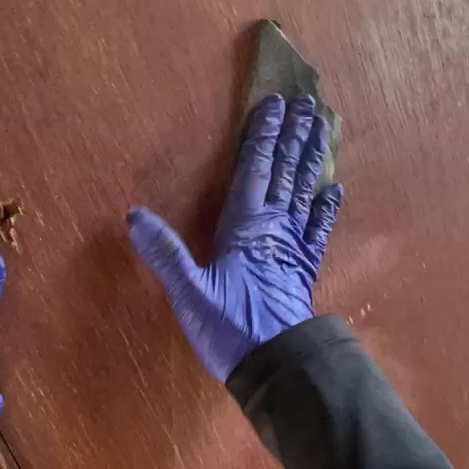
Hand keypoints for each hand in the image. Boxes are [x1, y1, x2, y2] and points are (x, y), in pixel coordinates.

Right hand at [127, 94, 344, 381]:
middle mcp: (273, 228)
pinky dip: (325, 210)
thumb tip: (134, 215)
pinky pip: (318, 232)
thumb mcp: (189, 293)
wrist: (277, 365)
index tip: (273, 104)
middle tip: (306, 103)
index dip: (262, 136)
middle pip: (286, 172)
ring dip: (313, 160)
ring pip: (304, 192)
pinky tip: (333, 191)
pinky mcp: (303, 269)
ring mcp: (293, 247)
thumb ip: (166, 254)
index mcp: (245, 227)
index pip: (255, 170)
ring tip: (322, 128)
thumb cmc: (231, 329)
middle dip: (294, 136)